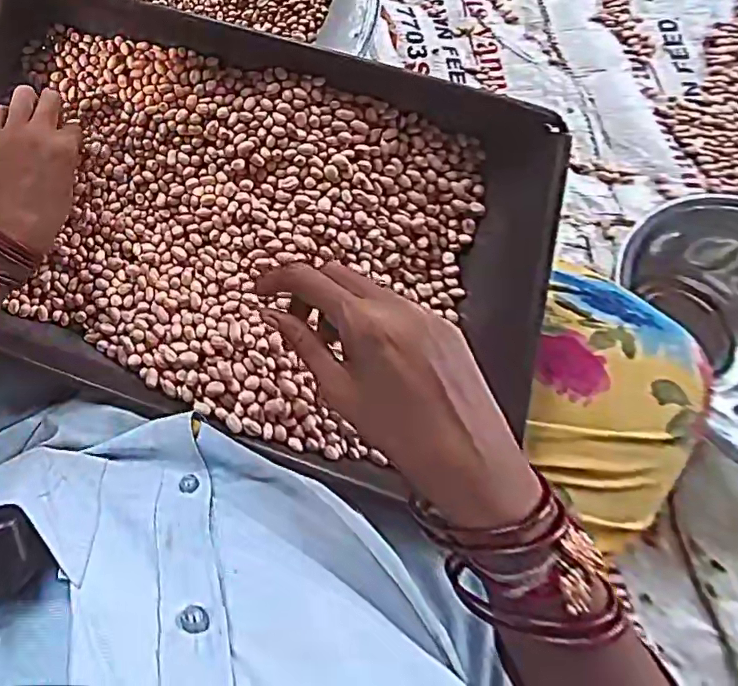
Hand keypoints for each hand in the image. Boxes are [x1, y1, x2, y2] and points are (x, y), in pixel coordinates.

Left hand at [0, 85, 80, 256]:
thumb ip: (66, 160)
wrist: (6, 233)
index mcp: (63, 146)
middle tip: (48, 119)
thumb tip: (64, 148)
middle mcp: (39, 132)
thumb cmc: (43, 219)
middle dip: (52, 106)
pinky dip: (2, 116)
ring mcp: (11, 132)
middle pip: (51, 97)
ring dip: (27, 103)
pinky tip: (5, 128)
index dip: (70, 134)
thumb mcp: (67, 188)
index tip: (66, 140)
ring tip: (26, 118)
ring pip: (22, 94)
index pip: (74, 125)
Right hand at [256, 262, 537, 527]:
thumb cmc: (401, 435)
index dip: (276, 278)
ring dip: (336, 300)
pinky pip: (392, 302)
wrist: (476, 466)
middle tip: (293, 318)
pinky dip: (367, 311)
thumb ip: (302, 343)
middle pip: (334, 271)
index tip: (260, 291)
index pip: (307, 277)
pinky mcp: (444, 326)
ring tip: (331, 341)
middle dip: (306, 288)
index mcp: (366, 323)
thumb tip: (272, 314)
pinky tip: (365, 348)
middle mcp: (396, 307)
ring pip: (363, 285)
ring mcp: (425, 313)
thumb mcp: (337, 390)